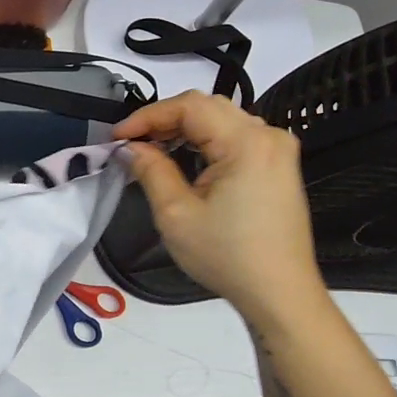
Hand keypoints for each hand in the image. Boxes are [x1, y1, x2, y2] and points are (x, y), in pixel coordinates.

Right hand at [112, 92, 323, 318]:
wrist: (278, 290)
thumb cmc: (226, 254)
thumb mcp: (176, 214)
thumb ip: (151, 171)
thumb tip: (131, 148)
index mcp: (246, 143)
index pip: (190, 106)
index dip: (148, 115)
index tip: (117, 137)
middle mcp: (268, 136)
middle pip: (208, 107)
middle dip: (164, 119)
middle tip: (131, 143)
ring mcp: (277, 151)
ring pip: (222, 120)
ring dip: (184, 129)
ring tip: (151, 150)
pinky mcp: (278, 166)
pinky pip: (236, 137)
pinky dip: (204, 141)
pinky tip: (182, 159)